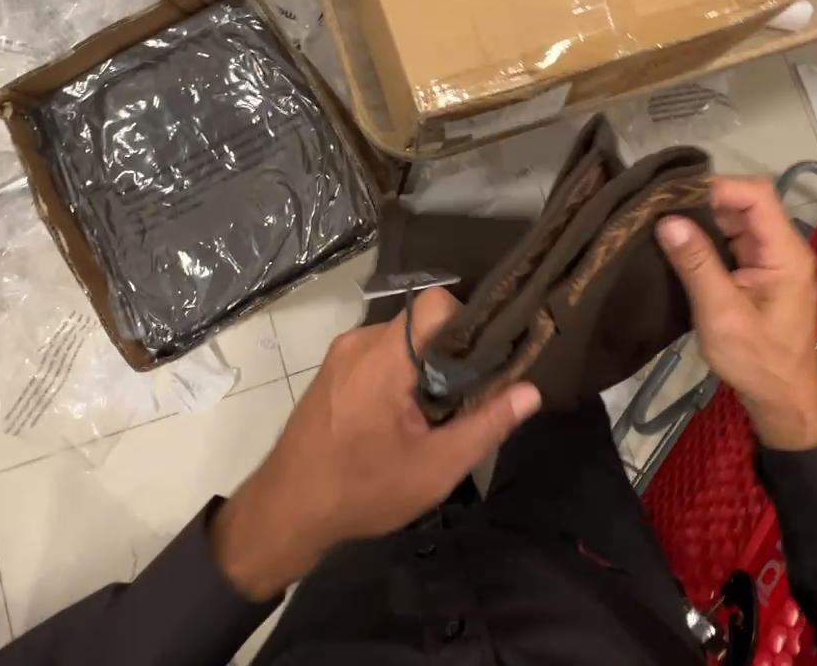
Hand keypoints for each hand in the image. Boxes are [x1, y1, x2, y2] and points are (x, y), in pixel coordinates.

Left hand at [211, 289, 541, 599]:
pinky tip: (404, 417)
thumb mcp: (435, 467)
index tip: (486, 361)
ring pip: (402, 340)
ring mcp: (341, 354)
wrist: (285, 512)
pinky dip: (399, 374)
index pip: (437, 303)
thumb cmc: (362, 490)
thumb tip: (532, 391)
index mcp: (384, 356)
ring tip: (435, 414)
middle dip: (450, 355)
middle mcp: (360, 341)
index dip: (469, 323)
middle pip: (422, 324)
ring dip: (424, 368)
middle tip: (466, 397)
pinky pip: (379, 354)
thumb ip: (487, 424)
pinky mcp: (332, 370)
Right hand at [656, 176, 816, 451]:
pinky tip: (674, 240)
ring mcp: (767, 258)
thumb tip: (667, 219)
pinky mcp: (754, 270)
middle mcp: (780, 246)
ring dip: (698, 217)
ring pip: (733, 218)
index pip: (756, 194)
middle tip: (657, 206)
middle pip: (743, 201)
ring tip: (658, 219)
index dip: (716, 186)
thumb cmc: (757, 360)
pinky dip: (702, 235)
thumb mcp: (722, 314)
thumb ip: (697, 264)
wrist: (781, 399)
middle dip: (701, 199)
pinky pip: (728, 239)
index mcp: (784, 252)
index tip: (673, 196)